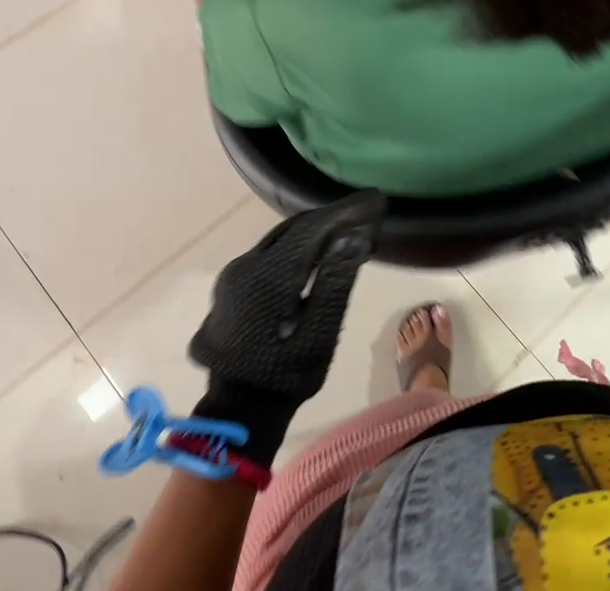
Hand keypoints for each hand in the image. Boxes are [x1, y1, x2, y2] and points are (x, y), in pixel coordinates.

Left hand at [188, 191, 380, 463]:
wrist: (238, 408)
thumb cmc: (286, 373)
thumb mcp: (321, 333)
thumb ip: (335, 281)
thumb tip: (354, 235)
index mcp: (269, 274)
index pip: (313, 228)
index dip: (347, 211)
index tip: (377, 201)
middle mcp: (246, 265)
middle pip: (295, 228)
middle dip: (333, 217)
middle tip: (367, 213)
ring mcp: (234, 275)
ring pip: (281, 240)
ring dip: (315, 232)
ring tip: (349, 231)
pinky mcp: (232, 286)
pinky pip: (270, 255)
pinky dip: (298, 248)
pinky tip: (317, 255)